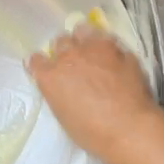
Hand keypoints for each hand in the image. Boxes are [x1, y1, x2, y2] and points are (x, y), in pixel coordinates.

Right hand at [26, 26, 163, 163]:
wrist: (128, 128)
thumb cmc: (92, 133)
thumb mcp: (63, 116)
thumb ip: (58, 94)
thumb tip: (62, 87)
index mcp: (50, 77)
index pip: (35, 60)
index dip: (42, 64)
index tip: (47, 70)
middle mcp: (68, 57)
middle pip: (59, 41)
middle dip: (64, 50)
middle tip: (73, 63)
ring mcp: (93, 49)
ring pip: (82, 30)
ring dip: (83, 39)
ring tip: (91, 51)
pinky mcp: (117, 48)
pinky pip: (107, 40)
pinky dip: (107, 47)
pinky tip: (113, 58)